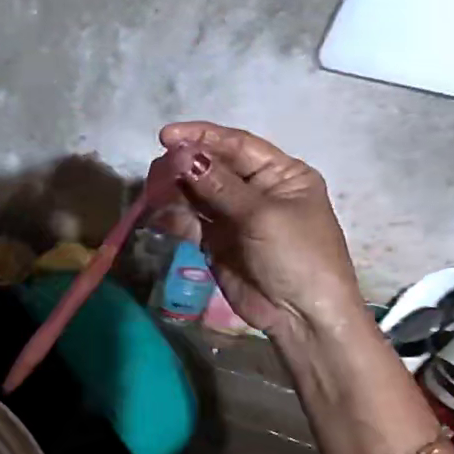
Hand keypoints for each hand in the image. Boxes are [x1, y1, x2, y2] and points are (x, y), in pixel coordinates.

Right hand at [158, 122, 369, 341]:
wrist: (302, 317)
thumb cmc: (298, 256)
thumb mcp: (263, 215)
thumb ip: (220, 185)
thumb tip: (184, 155)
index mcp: (281, 174)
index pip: (237, 145)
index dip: (202, 137)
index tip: (166, 136)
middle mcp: (256, 190)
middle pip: (213, 167)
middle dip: (184, 164)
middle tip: (155, 169)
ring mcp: (234, 217)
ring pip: (198, 193)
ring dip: (174, 190)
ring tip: (151, 190)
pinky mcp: (216, 242)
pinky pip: (191, 221)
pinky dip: (173, 216)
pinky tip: (156, 214)